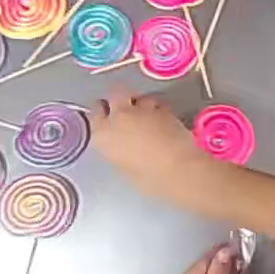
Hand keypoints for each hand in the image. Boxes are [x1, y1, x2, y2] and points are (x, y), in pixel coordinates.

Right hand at [90, 88, 215, 195]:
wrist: (178, 169)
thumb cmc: (149, 179)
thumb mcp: (124, 167)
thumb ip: (118, 149)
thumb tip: (124, 144)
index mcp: (102, 135)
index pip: (96, 112)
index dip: (105, 113)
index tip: (111, 117)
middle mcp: (118, 117)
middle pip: (115, 95)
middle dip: (122, 100)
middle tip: (131, 111)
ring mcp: (141, 109)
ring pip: (139, 98)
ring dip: (143, 105)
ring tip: (152, 119)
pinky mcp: (163, 108)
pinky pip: (157, 104)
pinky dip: (159, 110)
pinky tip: (166, 122)